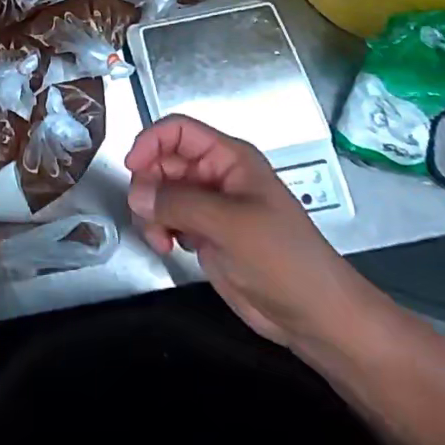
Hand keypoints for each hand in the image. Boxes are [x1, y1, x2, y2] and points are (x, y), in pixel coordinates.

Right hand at [125, 115, 372, 348]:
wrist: (311, 313)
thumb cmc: (284, 259)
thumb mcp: (231, 224)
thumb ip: (180, 203)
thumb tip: (138, 194)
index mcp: (230, 159)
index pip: (179, 131)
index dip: (151, 142)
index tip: (133, 168)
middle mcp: (216, 176)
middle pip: (162, 161)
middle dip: (148, 186)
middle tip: (148, 214)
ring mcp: (209, 206)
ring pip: (159, 192)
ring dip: (150, 212)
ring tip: (160, 238)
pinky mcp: (203, 233)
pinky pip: (165, 219)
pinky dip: (157, 229)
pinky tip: (167, 247)